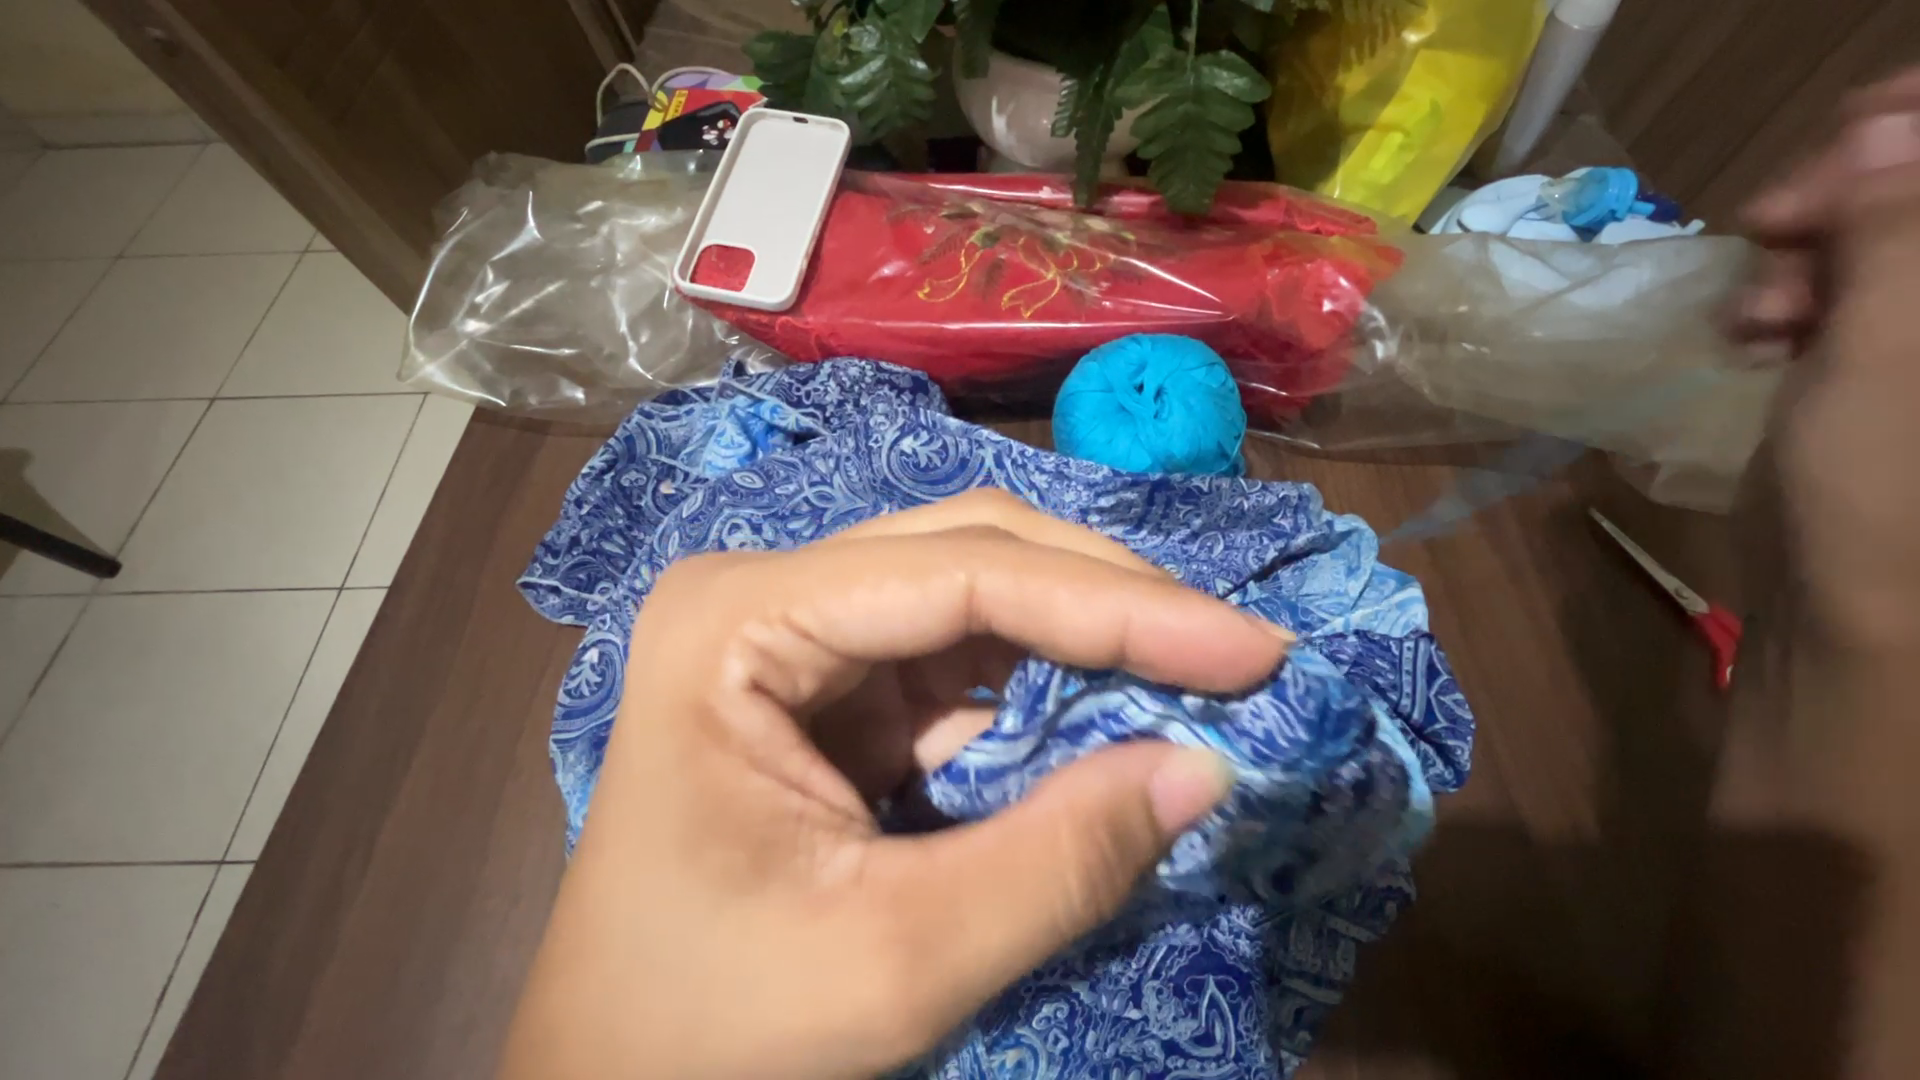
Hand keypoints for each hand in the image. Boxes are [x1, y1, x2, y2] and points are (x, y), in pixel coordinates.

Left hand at [498, 490, 1290, 1079]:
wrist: (612, 1068)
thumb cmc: (711, 1025)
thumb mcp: (894, 959)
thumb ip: (1059, 861)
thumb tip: (1207, 769)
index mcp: (738, 620)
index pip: (957, 574)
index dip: (1114, 604)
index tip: (1249, 648)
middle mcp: (769, 593)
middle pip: (969, 554)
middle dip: (1108, 602)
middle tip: (1233, 653)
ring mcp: (802, 628)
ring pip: (978, 591)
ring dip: (1088, 634)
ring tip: (1194, 674)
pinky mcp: (837, 677)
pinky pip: (964, 654)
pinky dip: (1049, 679)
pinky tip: (1113, 707)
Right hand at [1742, 72, 1919, 647]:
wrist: (1850, 598)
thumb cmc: (1880, 488)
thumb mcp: (1881, 355)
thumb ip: (1891, 238)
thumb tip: (1879, 133)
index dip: (1917, 130)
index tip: (1831, 142)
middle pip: (1918, 192)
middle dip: (1838, 200)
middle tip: (1762, 233)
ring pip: (1869, 239)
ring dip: (1795, 262)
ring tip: (1750, 320)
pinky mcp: (1882, 361)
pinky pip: (1837, 291)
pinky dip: (1786, 301)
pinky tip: (1753, 336)